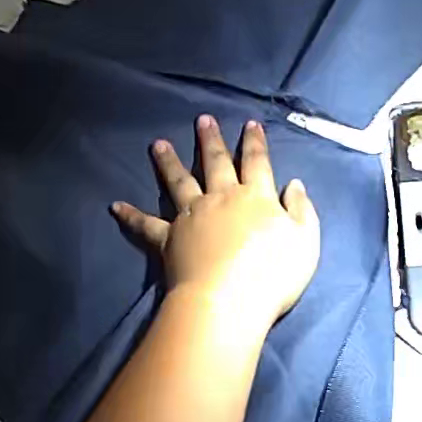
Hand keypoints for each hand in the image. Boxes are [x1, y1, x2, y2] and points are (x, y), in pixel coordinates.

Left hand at [111, 115, 320, 329]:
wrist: (230, 301)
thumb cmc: (275, 274)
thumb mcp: (305, 242)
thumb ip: (302, 211)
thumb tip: (294, 185)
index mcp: (256, 197)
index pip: (257, 163)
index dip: (255, 143)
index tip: (251, 124)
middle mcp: (221, 198)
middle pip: (216, 163)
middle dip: (211, 141)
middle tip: (202, 120)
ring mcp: (192, 217)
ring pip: (179, 183)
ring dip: (169, 163)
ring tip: (158, 145)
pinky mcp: (169, 239)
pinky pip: (147, 225)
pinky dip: (132, 215)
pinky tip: (116, 206)